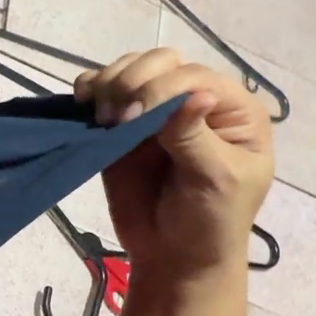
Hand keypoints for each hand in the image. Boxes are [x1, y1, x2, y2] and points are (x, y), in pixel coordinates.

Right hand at [74, 49, 274, 279]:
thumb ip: (196, 138)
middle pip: (159, 61)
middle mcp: (192, 101)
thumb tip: (195, 96)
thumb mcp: (216, 180)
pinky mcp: (119, 125)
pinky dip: (88, 89)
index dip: (157, 90)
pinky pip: (102, 91)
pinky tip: (83, 104)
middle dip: (130, 81)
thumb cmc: (209, 220)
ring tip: (99, 116)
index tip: (128, 122)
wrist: (174, 253)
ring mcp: (153, 111)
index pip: (191, 77)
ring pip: (129, 69)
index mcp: (231, 110)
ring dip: (107, 83)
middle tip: (113, 117)